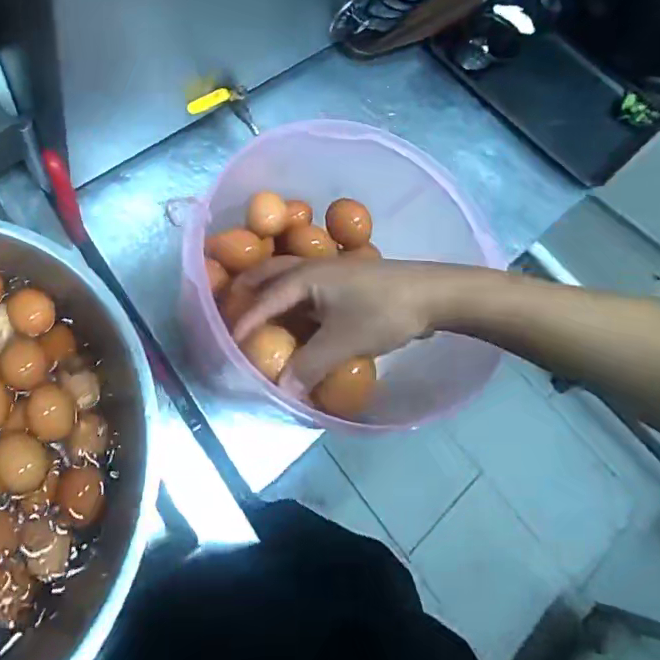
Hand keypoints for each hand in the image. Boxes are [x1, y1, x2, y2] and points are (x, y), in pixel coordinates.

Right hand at [229, 257, 500, 389]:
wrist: (435, 294)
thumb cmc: (383, 312)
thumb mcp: (344, 342)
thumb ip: (309, 366)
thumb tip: (281, 391)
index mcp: (303, 276)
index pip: (262, 298)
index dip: (242, 320)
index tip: (225, 341)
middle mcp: (310, 268)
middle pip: (267, 276)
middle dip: (246, 292)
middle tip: (228, 312)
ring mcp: (329, 272)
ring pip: (287, 280)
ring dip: (268, 294)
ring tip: (256, 316)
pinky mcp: (345, 282)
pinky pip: (305, 289)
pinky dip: (290, 301)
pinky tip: (296, 319)